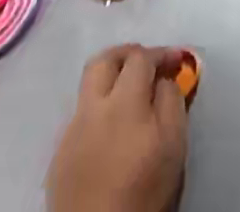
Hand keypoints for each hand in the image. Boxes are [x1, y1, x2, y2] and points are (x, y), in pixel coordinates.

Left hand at [46, 45, 189, 211]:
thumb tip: (164, 78)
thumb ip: (171, 99)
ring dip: (114, 81)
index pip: (139, 59)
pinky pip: (82, 117)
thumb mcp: (174, 140)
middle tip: (151, 63)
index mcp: (122, 105)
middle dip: (129, 54)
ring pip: (89, 89)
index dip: (162, 52)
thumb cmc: (146, 187)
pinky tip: (118, 131)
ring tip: (138, 98)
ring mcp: (69, 135)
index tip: (179, 60)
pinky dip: (103, 109)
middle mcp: (90, 112)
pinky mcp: (60, 157)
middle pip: (102, 61)